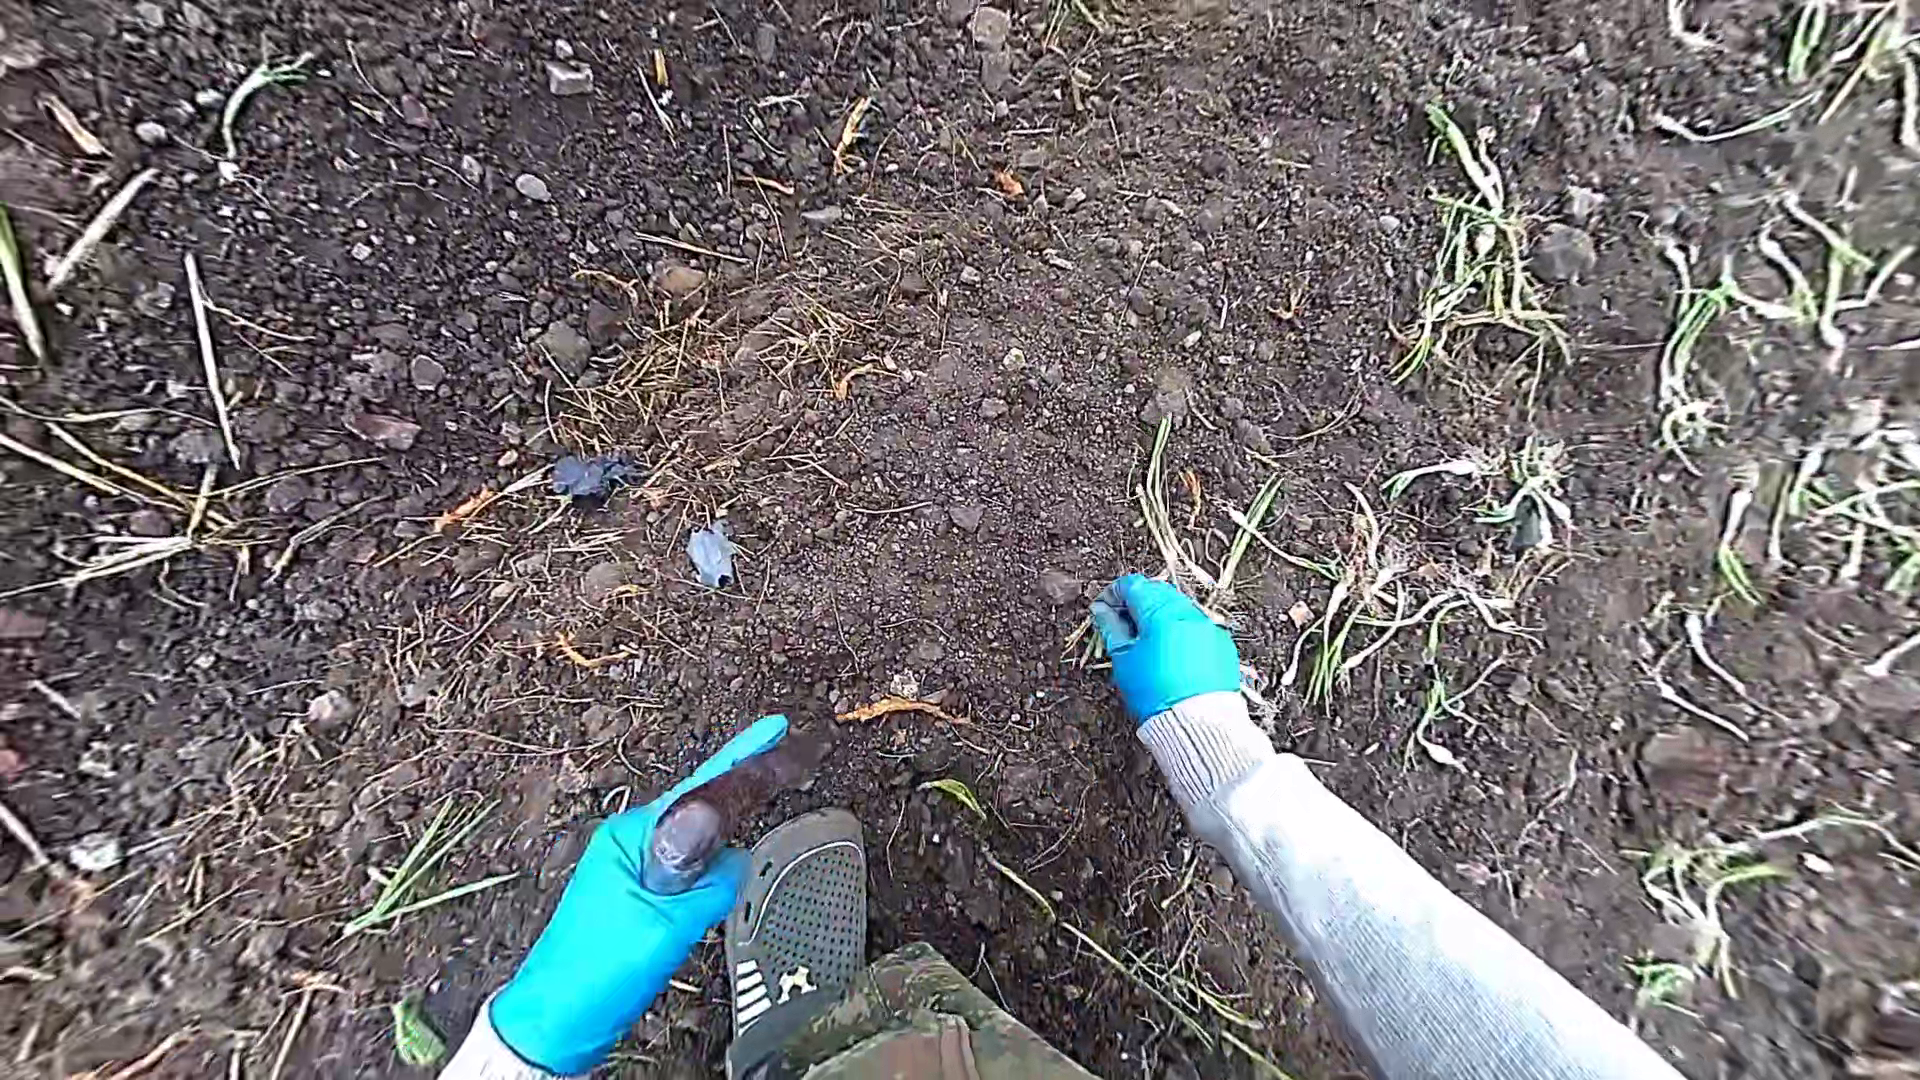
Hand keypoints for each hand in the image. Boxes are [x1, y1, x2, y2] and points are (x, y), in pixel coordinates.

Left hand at [489, 715, 787, 1074]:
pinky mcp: (637, 891)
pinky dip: (699, 889)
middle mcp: (632, 839)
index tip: (775, 727)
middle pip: (700, 813)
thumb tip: (740, 858)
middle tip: (763, 814)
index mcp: (633, 834)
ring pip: (695, 850)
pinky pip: (683, 874)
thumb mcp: (668, 926)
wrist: (549, 1031)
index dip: (741, 754)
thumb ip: (714, 884)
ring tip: (692, 916)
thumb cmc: (597, 971)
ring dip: (708, 873)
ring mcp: (632, 865)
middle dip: (728, 823)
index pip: (699, 784)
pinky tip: (695, 915)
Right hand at [1092, 574, 1240, 720]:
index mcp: (1161, 612)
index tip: (1104, 609)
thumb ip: (1111, 627)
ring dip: (1156, 615)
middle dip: (1135, 603)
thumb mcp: (1124, 659)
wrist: (1199, 726)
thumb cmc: (1157, 695)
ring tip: (1143, 641)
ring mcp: (1208, 627)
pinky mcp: (1221, 643)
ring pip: (1176, 606)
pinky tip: (1167, 652)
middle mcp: (1188, 613)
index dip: (1113, 594)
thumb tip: (1102, 610)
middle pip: (1156, 591)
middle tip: (1120, 624)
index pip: (1133, 585)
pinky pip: (1194, 625)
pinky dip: (1177, 630)